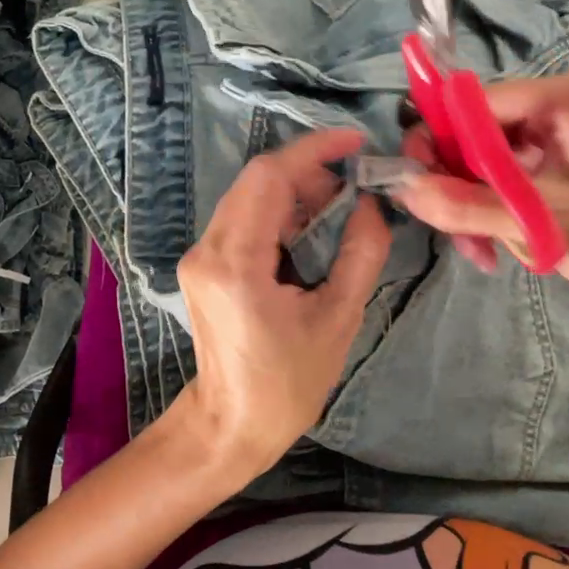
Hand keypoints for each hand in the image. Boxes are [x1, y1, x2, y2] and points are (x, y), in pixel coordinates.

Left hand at [174, 129, 392, 469]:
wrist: (233, 423)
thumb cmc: (288, 383)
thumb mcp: (338, 318)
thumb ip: (360, 253)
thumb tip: (370, 205)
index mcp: (235, 263)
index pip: (268, 178)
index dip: (313, 151)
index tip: (356, 144)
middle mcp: (206, 250)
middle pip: (255, 182)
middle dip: (307, 174)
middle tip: (353, 188)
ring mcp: (198, 257)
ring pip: (247, 198)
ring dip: (293, 193)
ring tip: (338, 210)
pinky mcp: (202, 266)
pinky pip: (241, 220)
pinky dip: (277, 214)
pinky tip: (309, 231)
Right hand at [393, 70, 568, 322]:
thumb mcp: (536, 223)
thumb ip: (466, 205)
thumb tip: (403, 190)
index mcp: (566, 97)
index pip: (474, 104)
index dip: (439, 142)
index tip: (417, 187)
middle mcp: (560, 102)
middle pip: (474, 132)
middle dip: (456, 183)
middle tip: (451, 230)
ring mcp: (559, 132)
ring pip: (483, 159)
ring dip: (470, 204)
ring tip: (478, 249)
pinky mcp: (557, 159)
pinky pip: (503, 176)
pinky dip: (491, 208)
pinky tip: (493, 245)